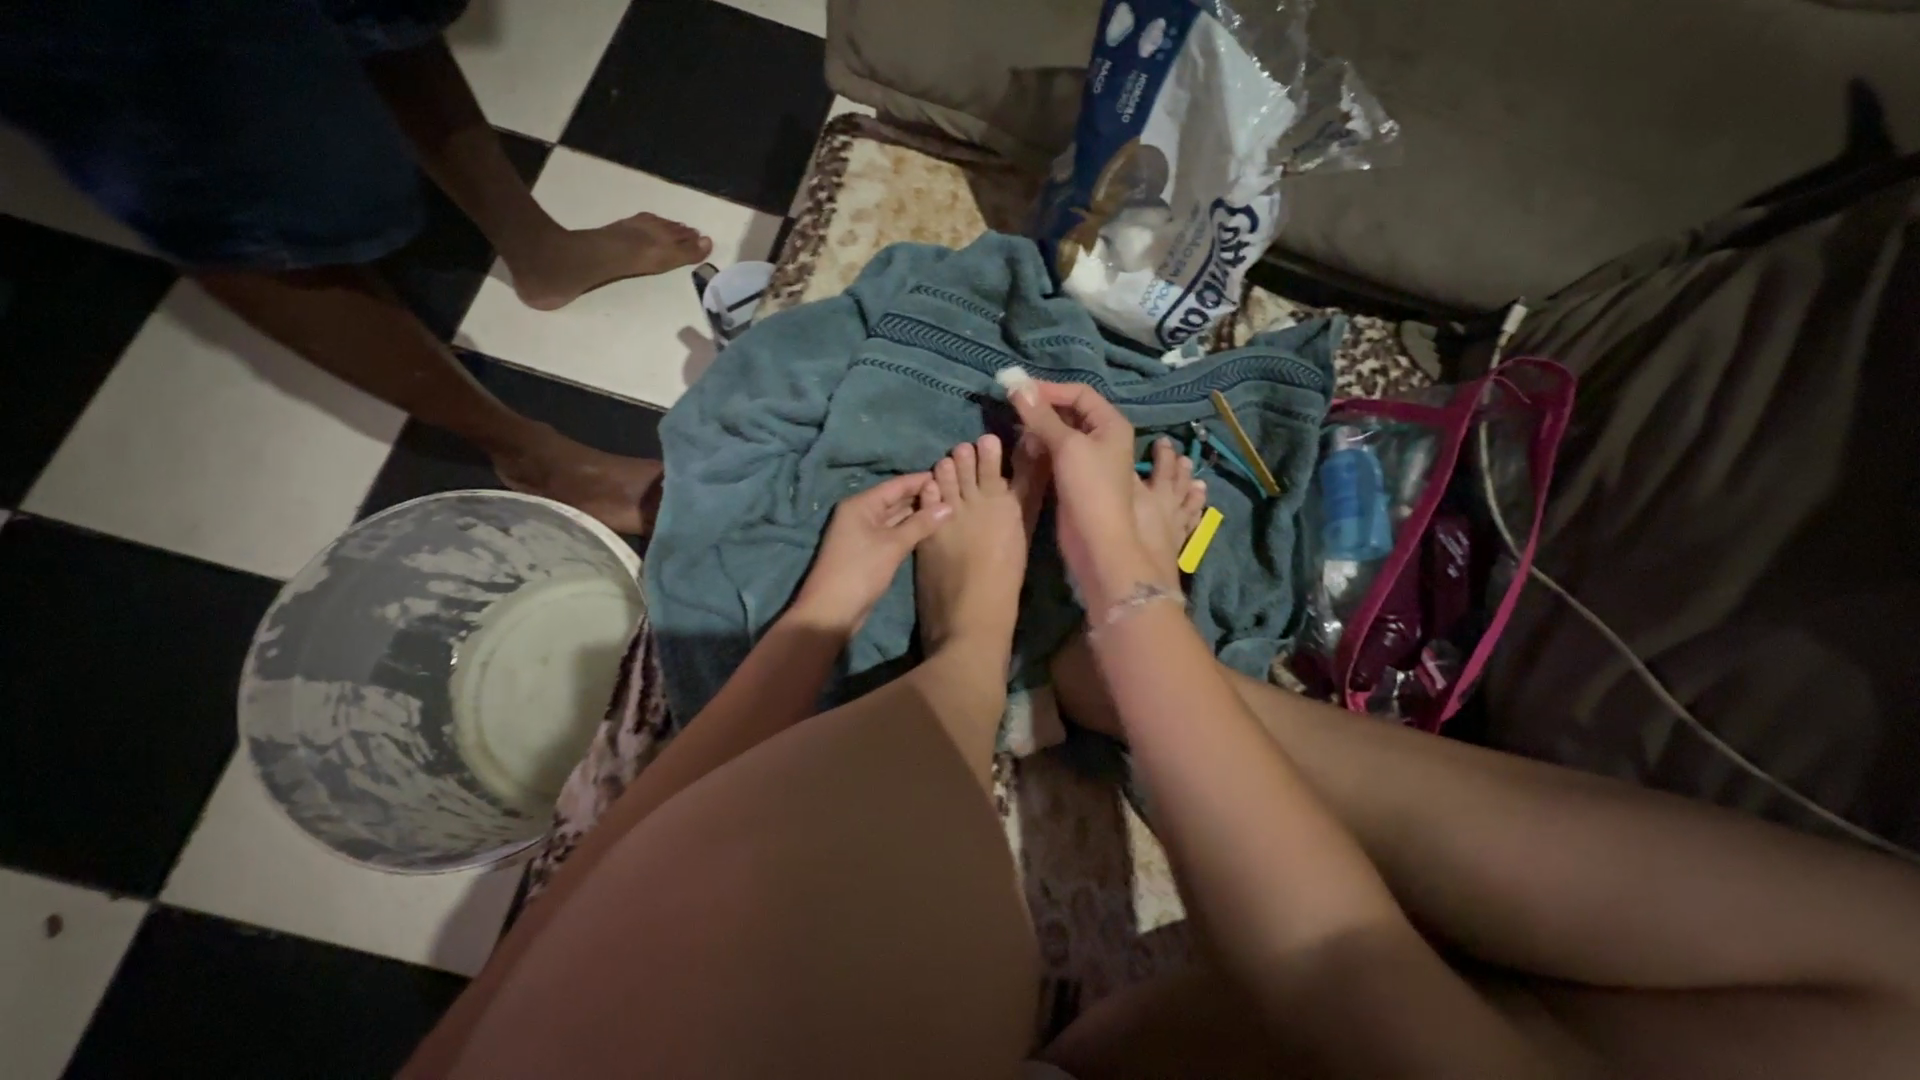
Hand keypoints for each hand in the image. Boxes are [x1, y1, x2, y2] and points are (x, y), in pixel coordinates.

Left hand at [788, 473, 950, 632]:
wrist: (832, 610)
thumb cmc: (860, 571)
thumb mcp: (893, 545)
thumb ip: (921, 524)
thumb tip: (948, 506)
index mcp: (861, 504)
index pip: (897, 485)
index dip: (922, 480)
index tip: (950, 475)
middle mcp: (861, 513)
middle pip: (896, 499)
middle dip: (922, 497)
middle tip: (955, 494)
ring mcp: (864, 533)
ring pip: (896, 517)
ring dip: (918, 515)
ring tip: (949, 509)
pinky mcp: (869, 551)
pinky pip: (893, 533)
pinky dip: (910, 531)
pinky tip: (931, 530)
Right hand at [1006, 380, 1171, 610]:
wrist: (1097, 542)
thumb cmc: (1090, 488)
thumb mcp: (1067, 446)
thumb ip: (1042, 416)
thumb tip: (1017, 386)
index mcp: (1111, 424)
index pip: (1079, 393)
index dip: (1050, 389)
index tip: (1018, 391)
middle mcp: (1103, 438)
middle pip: (1070, 412)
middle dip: (1042, 408)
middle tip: (1011, 407)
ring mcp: (1089, 460)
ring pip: (1061, 433)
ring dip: (1039, 428)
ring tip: (1014, 427)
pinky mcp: (1074, 479)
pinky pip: (1056, 453)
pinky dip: (1040, 447)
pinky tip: (1023, 448)